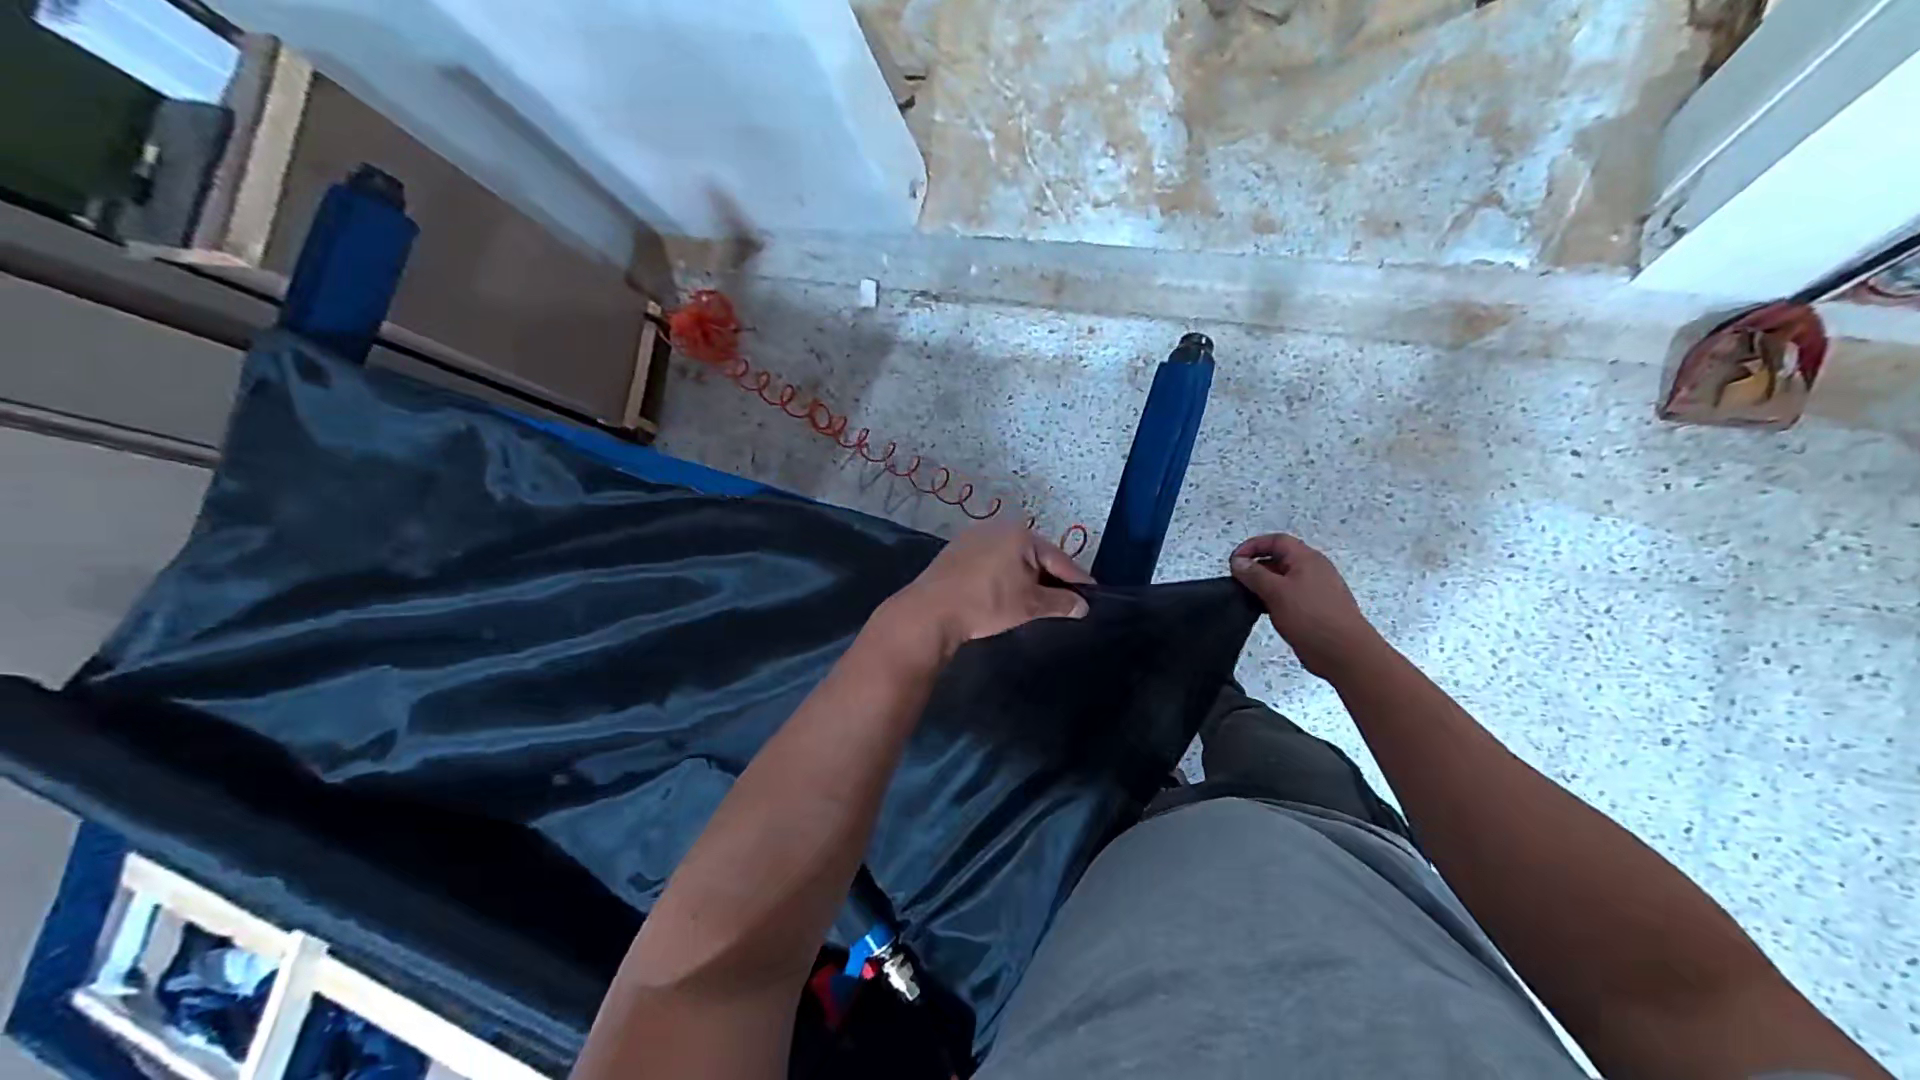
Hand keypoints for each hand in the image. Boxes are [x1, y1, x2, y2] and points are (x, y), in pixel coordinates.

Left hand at [877, 522, 1091, 660]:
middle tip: (1067, 600)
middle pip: (1036, 556)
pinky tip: (1006, 593)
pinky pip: (992, 562)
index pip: (1059, 559)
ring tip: (1038, 600)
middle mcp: (998, 528)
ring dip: (1027, 578)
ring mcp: (975, 537)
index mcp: (1021, 534)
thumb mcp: (1029, 605)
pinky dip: (1005, 576)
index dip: (1078, 580)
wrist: (931, 611)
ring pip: (1013, 559)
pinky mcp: (957, 551)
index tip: (1093, 594)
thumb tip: (1082, 605)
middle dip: (1051, 578)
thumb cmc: (986, 603)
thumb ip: (1061, 603)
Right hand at [1229, 534, 1383, 680]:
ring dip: (1263, 584)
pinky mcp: (1315, 608)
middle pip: (1280, 557)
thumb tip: (1238, 561)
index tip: (1233, 562)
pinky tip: (1264, 611)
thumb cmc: (1310, 617)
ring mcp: (1316, 589)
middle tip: (1237, 581)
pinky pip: (1290, 595)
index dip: (1252, 546)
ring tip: (1247, 597)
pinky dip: (1274, 598)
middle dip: (1256, 565)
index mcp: (1307, 559)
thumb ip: (1254, 574)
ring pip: (1283, 578)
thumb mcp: (1276, 592)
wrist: (1344, 653)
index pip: (1276, 540)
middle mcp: (1313, 569)